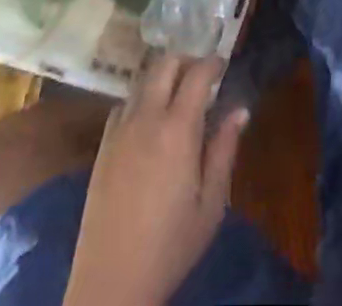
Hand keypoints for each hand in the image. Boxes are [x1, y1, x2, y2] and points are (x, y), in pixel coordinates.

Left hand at [62, 56, 247, 305]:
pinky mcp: (101, 149)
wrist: (111, 281)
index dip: (213, 62)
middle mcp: (144, 120)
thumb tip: (240, 110)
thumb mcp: (212, 200)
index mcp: (177, 129)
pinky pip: (122, 106)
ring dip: (162, 78)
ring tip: (179, 95)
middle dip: (185, 60)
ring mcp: (118, 132)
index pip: (196, 75)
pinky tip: (150, 120)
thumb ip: (224, 149)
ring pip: (140, 83)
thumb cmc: (172, 243)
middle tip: (203, 74)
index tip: (224, 64)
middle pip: (162, 66)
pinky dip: (140, 99)